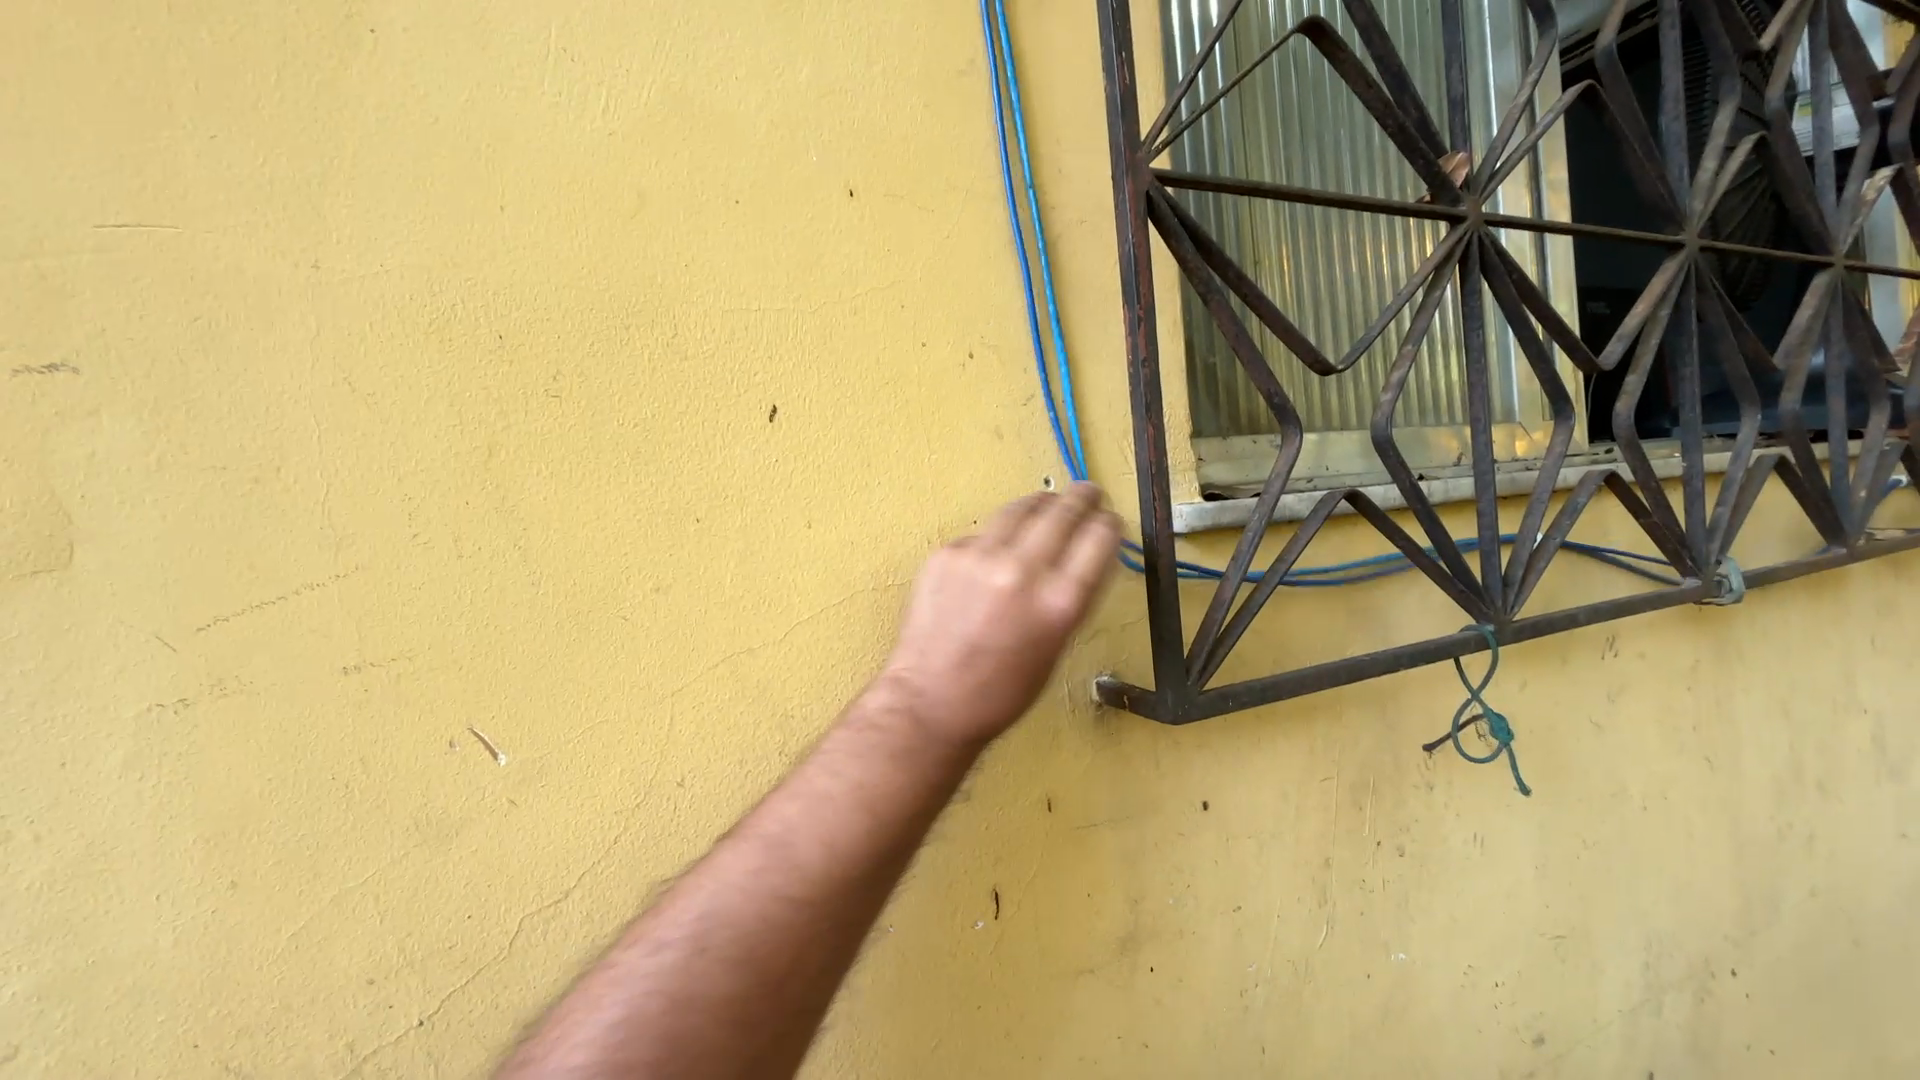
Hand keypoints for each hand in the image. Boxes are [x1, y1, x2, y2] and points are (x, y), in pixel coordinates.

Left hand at [873, 483, 1121, 747]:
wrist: (931, 700)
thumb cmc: (1002, 690)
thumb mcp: (1056, 646)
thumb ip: (1071, 596)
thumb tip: (1083, 556)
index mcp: (1061, 602)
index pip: (1100, 537)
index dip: (1109, 525)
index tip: (1109, 522)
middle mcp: (1023, 570)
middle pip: (1064, 511)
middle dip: (1082, 498)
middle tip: (1087, 492)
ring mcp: (980, 558)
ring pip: (1021, 508)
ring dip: (1041, 504)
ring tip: (1048, 504)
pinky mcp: (947, 554)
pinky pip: (982, 533)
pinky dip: (996, 537)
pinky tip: (996, 553)